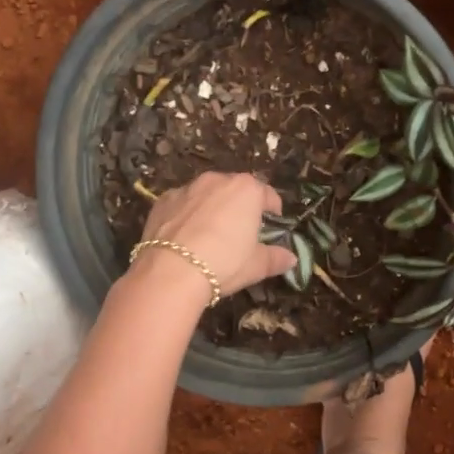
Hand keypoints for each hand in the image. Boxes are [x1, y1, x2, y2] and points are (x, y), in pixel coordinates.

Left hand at [134, 172, 295, 299]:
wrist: (170, 272)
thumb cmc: (224, 263)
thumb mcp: (256, 265)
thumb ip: (275, 258)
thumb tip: (291, 258)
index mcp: (246, 190)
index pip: (267, 194)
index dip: (272, 210)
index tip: (272, 225)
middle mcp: (217, 180)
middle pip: (235, 190)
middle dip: (240, 206)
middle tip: (240, 232)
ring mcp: (187, 188)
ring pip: (206, 194)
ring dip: (212, 208)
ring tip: (210, 235)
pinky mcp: (162, 200)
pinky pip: (181, 204)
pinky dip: (186, 215)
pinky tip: (184, 238)